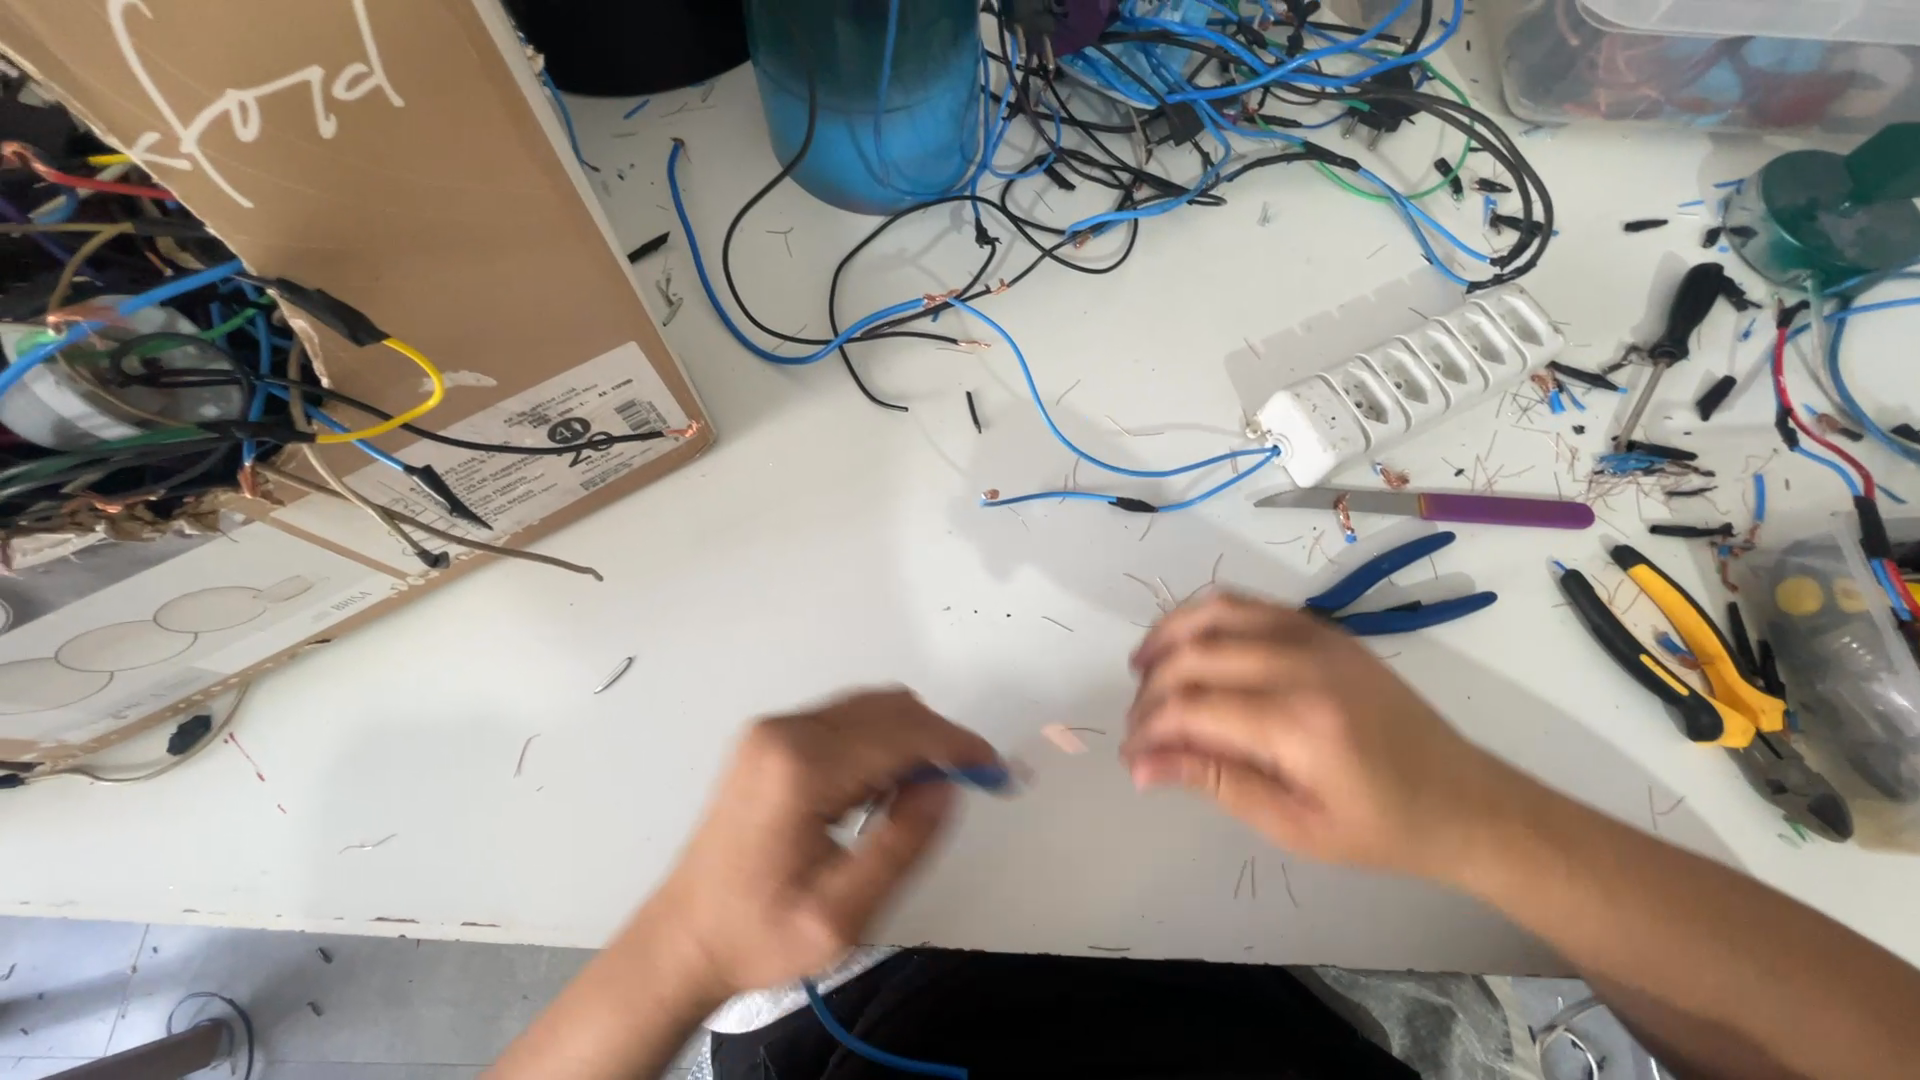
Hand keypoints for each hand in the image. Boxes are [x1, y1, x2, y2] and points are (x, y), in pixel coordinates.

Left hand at [643, 689, 996, 999]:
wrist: (683, 938)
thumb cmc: (760, 934)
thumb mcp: (844, 913)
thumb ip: (903, 843)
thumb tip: (945, 786)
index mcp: (801, 768)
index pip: (901, 733)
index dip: (956, 745)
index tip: (994, 768)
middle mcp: (784, 732)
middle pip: (888, 709)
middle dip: (936, 741)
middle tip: (961, 788)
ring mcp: (772, 730)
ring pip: (869, 709)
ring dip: (907, 741)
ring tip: (908, 802)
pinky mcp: (769, 739)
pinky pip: (845, 720)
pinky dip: (878, 743)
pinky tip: (874, 792)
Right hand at [1122, 591, 1521, 880]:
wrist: (1466, 800)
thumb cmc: (1380, 828)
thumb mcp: (1292, 824)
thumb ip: (1213, 782)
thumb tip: (1141, 765)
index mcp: (1298, 723)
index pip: (1192, 708)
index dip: (1148, 729)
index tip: (1132, 757)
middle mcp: (1302, 664)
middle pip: (1193, 654)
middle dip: (1150, 690)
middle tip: (1139, 725)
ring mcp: (1314, 635)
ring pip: (1213, 612)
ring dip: (1167, 637)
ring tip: (1143, 670)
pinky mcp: (1322, 628)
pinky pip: (1246, 604)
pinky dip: (1204, 618)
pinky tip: (1189, 647)